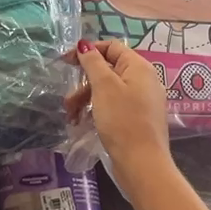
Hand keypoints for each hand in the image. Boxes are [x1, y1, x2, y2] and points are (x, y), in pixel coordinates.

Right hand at [66, 38, 171, 194]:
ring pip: (108, 90)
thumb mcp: (104, 86)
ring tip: (71, 116)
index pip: (111, 47)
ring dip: (86, 99)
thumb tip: (85, 44)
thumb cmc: (122, 120)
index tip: (66, 62)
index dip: (88, 51)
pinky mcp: (138, 119)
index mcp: (139, 67)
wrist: (142, 165)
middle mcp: (144, 80)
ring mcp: (142, 101)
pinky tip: (83, 123)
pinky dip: (97, 110)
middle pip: (108, 70)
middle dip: (84, 83)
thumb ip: (93, 62)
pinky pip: (114, 106)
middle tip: (67, 98)